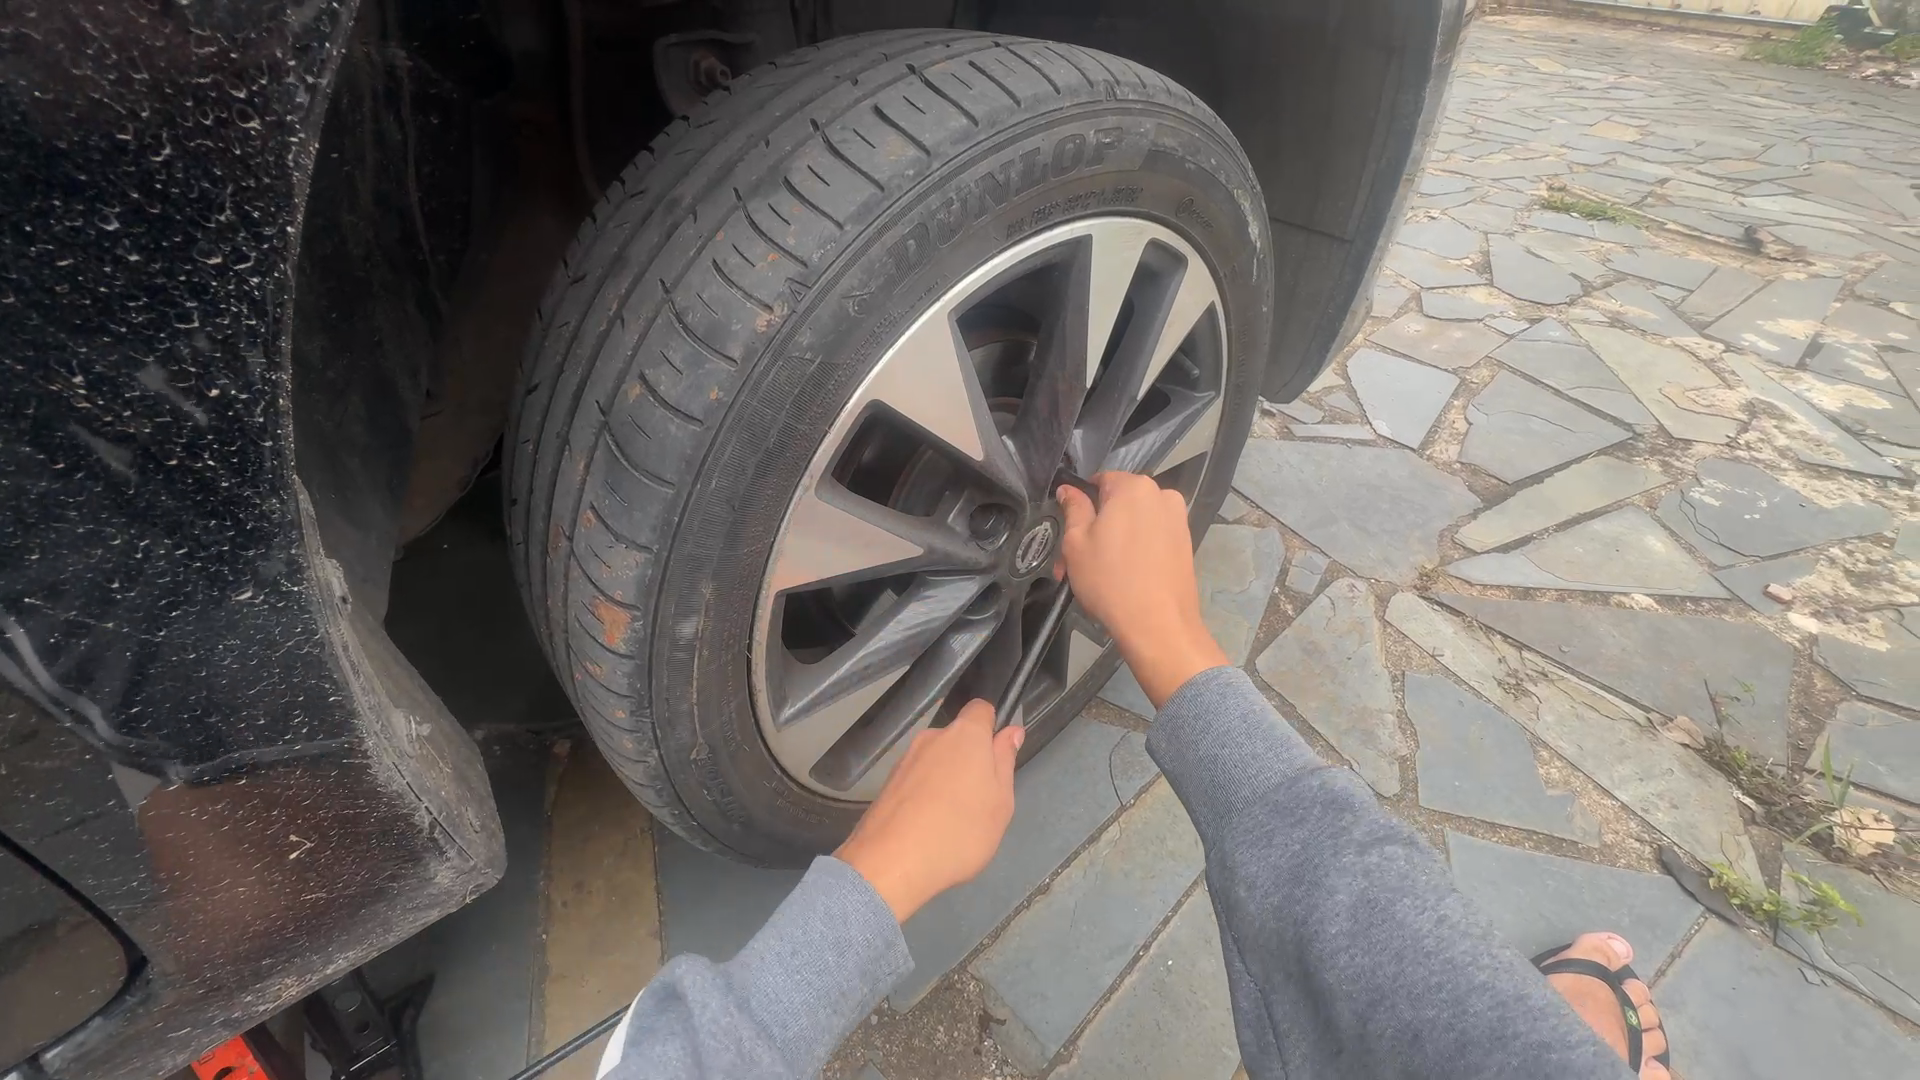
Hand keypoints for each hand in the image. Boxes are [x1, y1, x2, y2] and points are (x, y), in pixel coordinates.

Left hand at [834, 700, 1021, 921]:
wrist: (892, 863)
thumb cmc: (960, 831)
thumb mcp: (1000, 801)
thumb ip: (1005, 760)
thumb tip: (1011, 731)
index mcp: (965, 735)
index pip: (981, 709)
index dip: (992, 726)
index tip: (997, 756)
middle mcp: (932, 737)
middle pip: (958, 737)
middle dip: (969, 759)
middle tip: (979, 799)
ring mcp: (905, 759)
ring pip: (936, 760)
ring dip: (946, 778)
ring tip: (951, 819)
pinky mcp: (888, 782)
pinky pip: (916, 779)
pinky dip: (924, 794)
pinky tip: (927, 826)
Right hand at [1057, 472, 1227, 707]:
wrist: (1158, 624)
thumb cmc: (1110, 579)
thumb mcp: (1077, 542)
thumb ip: (1073, 509)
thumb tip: (1068, 489)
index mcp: (1134, 486)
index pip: (1099, 480)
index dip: (1081, 502)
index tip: (1069, 530)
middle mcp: (1162, 495)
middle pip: (1118, 503)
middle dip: (1095, 527)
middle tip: (1074, 561)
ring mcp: (1178, 520)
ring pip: (1134, 523)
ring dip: (1112, 542)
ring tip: (1094, 575)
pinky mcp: (1186, 544)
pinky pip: (1151, 538)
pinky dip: (1134, 551)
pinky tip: (1121, 577)